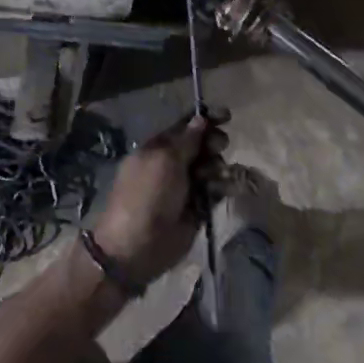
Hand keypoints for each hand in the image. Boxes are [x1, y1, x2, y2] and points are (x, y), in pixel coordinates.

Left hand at [93, 110, 229, 284]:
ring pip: (212, 167)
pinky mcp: (199, 207)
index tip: (227, 115)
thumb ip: (186, 140)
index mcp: (159, 148)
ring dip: (218, 167)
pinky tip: (222, 190)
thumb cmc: (146, 196)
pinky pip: (217, 190)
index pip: (186, 126)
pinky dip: (222, 187)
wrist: (136, 247)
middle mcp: (173, 164)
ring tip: (214, 177)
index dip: (206, 119)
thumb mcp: (165, 161)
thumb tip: (200, 118)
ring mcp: (186, 186)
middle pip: (202, 145)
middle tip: (219, 147)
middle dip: (214, 143)